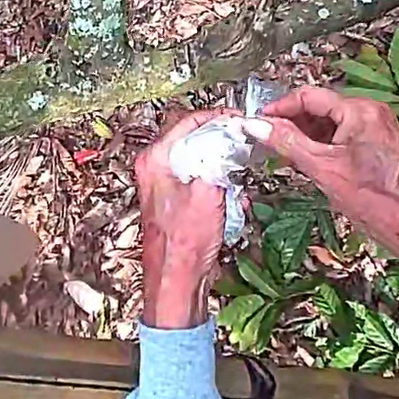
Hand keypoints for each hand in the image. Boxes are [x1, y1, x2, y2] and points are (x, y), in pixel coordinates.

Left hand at [134, 107, 233, 328]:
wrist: (177, 281)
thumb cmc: (184, 244)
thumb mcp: (208, 193)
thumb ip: (218, 159)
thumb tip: (229, 137)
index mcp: (156, 160)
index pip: (188, 121)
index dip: (217, 117)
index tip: (238, 119)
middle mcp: (155, 169)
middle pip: (192, 138)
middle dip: (220, 140)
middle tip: (243, 140)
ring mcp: (163, 185)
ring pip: (198, 159)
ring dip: (220, 162)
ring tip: (239, 168)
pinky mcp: (174, 200)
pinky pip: (199, 178)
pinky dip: (216, 180)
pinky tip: (232, 194)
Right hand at [247, 87, 398, 316]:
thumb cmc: (373, 199)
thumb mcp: (322, 169)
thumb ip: (287, 142)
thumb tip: (255, 125)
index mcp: (360, 110)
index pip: (309, 96)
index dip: (280, 108)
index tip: (258, 122)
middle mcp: (372, 112)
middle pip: (321, 107)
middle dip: (292, 122)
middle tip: (268, 140)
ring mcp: (378, 128)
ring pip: (332, 123)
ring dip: (307, 134)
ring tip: (285, 153)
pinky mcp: (380, 145)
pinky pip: (345, 136)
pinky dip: (324, 144)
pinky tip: (309, 161)